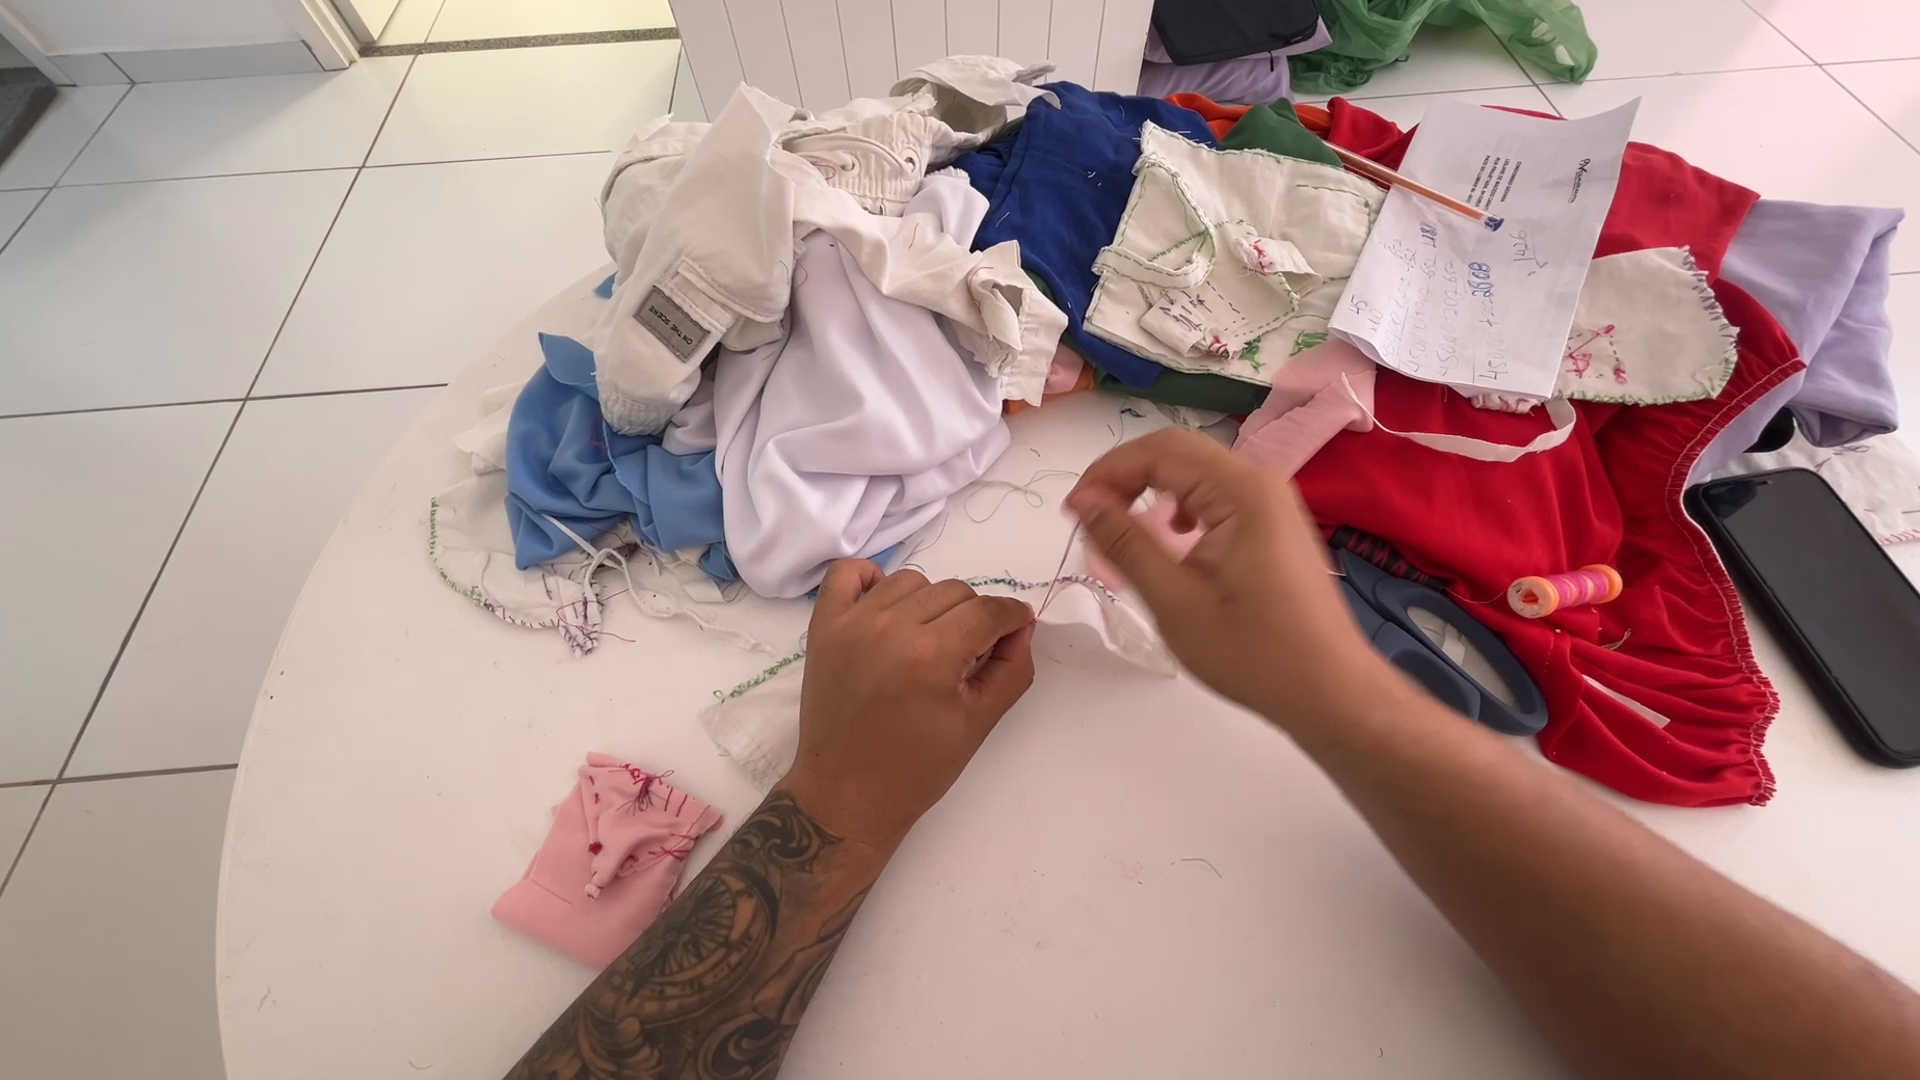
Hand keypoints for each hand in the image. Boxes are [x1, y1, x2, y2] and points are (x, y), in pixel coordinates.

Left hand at [783, 562, 1035, 848]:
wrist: (847, 794)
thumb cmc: (918, 768)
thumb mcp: (980, 722)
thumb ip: (1012, 668)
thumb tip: (1022, 627)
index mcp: (932, 655)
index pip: (989, 611)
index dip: (1014, 617)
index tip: (1017, 628)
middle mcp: (891, 627)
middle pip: (955, 591)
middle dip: (975, 616)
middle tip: (968, 652)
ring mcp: (852, 622)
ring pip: (911, 580)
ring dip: (930, 602)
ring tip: (927, 638)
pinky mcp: (824, 625)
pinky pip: (848, 573)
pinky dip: (870, 579)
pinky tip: (884, 607)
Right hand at [1065, 429, 1388, 729]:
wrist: (1329, 691)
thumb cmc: (1252, 652)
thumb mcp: (1174, 600)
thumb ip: (1125, 542)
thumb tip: (1083, 500)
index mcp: (1241, 490)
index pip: (1158, 452)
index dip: (1106, 474)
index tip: (1072, 512)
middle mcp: (1259, 481)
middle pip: (1175, 452)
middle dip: (1122, 477)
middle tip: (1087, 517)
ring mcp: (1270, 500)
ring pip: (1192, 472)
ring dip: (1147, 490)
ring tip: (1118, 530)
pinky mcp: (1271, 522)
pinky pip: (1212, 494)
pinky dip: (1176, 506)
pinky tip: (1170, 540)